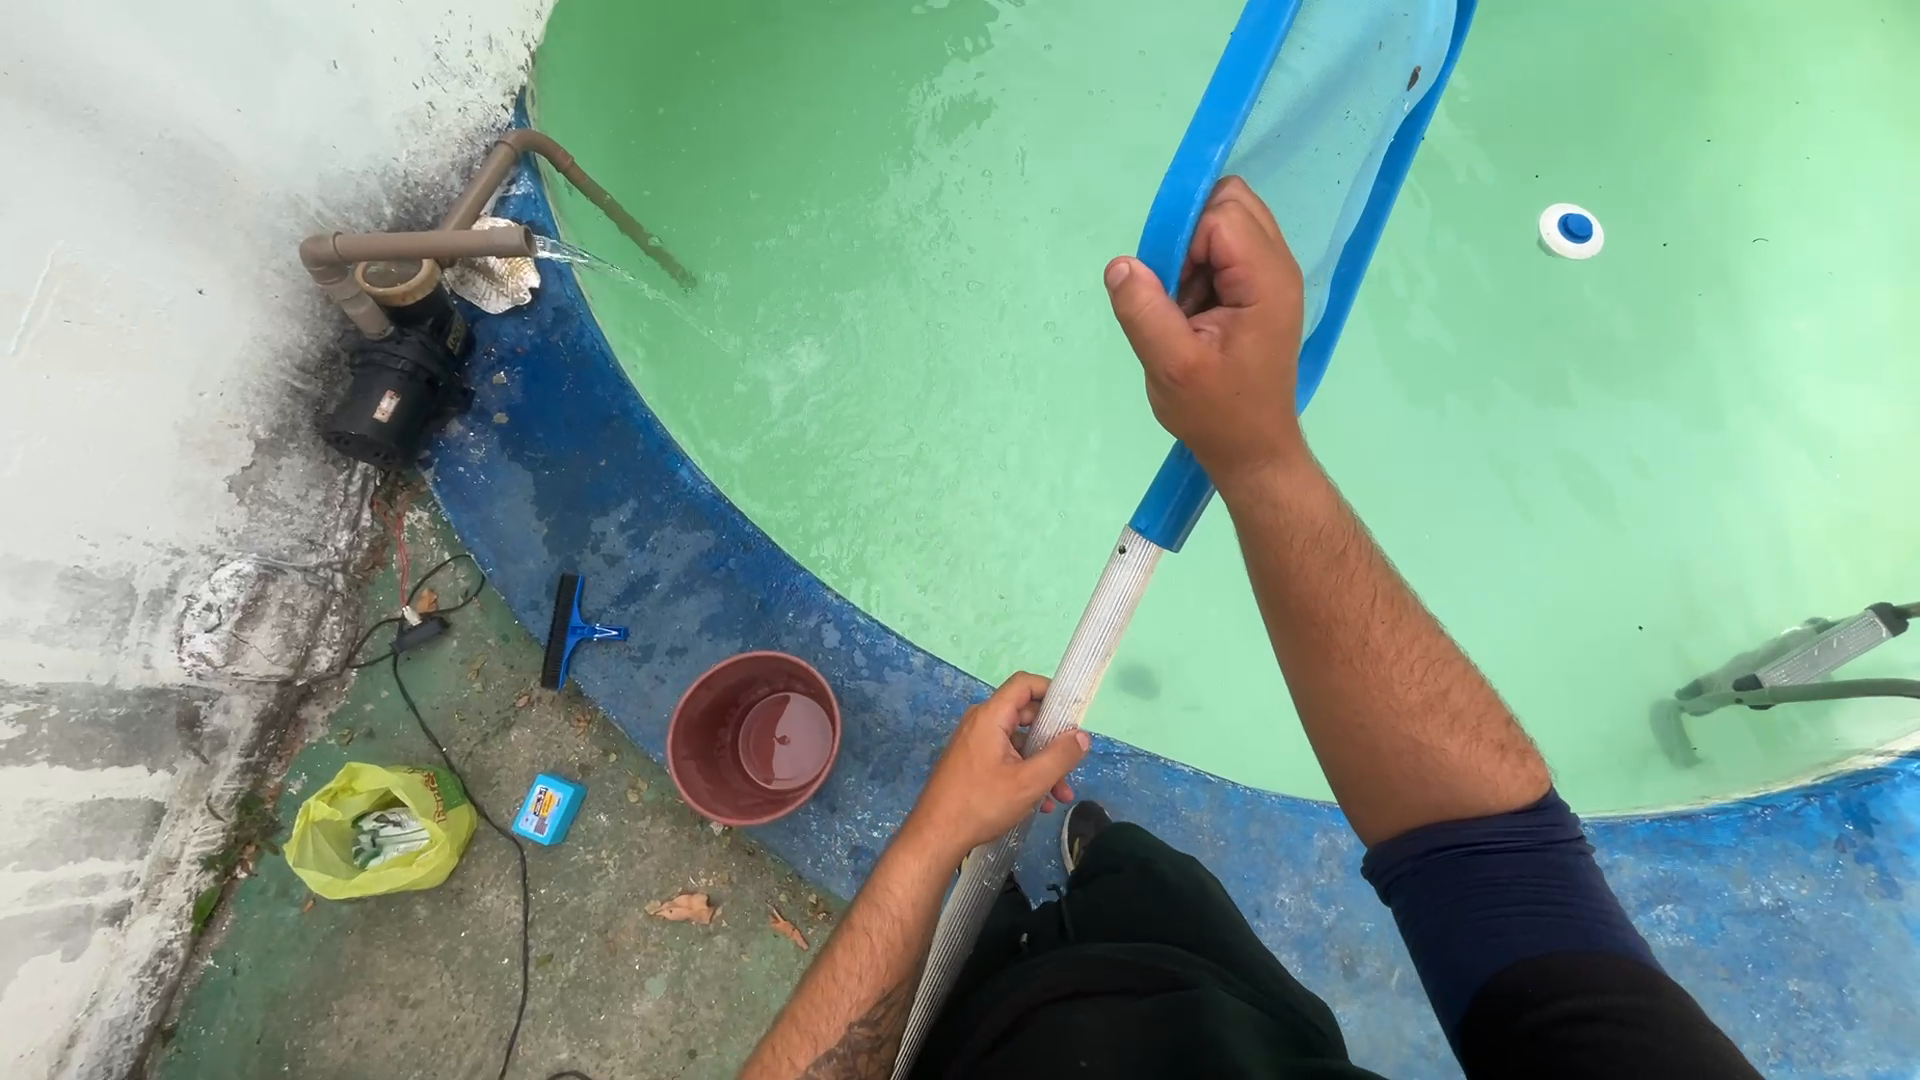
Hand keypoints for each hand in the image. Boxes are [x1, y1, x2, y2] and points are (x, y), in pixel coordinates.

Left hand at [902, 673, 1090, 864]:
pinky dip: (1025, 772)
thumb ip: (1060, 756)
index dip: (1051, 690)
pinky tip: (1039, 802)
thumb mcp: (1029, 782)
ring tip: (1060, 796)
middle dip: (1053, 740)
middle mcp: (981, 722)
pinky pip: (1005, 756)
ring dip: (1042, 764)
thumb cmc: (981, 804)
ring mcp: (975, 742)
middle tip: (1072, 765)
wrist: (936, 835)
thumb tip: (1082, 736)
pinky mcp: (972, 761)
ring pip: (1018, 742)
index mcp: (991, 716)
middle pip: (1025, 715)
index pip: (1024, 684)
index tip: (1073, 712)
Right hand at [1103, 176, 1307, 493]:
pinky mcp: (1259, 291)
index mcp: (1266, 280)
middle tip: (1174, 294)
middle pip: (1231, 202)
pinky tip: (1192, 316)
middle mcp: (1278, 267)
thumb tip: (1120, 264)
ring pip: (1225, 225)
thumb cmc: (1215, 412)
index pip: (1220, 215)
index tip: (1167, 292)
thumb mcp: (1169, 367)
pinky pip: (1224, 253)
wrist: (1250, 448)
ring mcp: (1272, 277)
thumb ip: (1143, 311)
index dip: (1183, 242)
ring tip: (1183, 310)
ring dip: (1192, 257)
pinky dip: (1199, 273)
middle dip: (1189, 238)